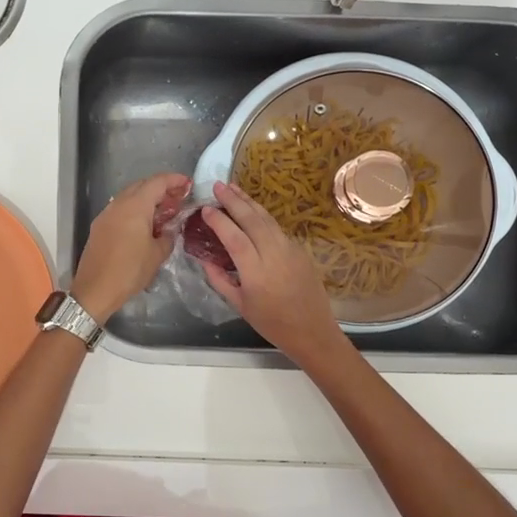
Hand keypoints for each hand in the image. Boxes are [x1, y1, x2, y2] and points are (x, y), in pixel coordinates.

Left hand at [71, 172, 191, 317]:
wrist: (95, 290)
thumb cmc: (129, 271)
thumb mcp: (157, 255)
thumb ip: (168, 236)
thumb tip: (169, 230)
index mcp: (135, 206)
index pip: (157, 182)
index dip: (174, 180)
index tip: (188, 184)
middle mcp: (118, 205)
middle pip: (141, 186)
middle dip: (161, 188)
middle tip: (178, 198)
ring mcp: (106, 215)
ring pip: (129, 197)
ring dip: (147, 199)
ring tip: (163, 212)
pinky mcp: (99, 227)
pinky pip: (120, 210)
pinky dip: (134, 210)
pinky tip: (144, 224)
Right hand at [197, 180, 345, 364]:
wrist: (312, 331)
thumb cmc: (272, 324)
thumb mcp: (239, 305)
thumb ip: (219, 280)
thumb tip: (204, 259)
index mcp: (256, 272)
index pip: (234, 238)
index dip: (219, 221)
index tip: (205, 209)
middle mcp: (274, 255)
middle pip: (252, 220)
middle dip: (234, 200)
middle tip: (218, 186)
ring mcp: (290, 250)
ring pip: (267, 219)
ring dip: (249, 202)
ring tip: (233, 189)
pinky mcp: (299, 250)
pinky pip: (277, 228)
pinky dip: (261, 215)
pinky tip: (252, 211)